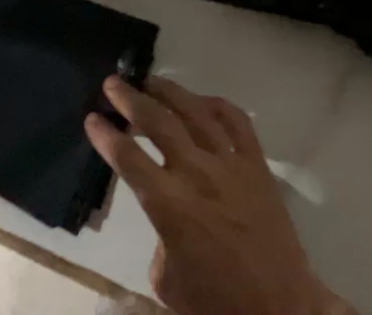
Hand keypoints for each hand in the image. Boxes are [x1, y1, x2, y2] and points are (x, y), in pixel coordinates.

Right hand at [85, 76, 351, 314]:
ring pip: (195, 112)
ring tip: (151, 80)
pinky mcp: (257, 164)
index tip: (92, 118)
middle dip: (130, 99)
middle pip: (157, 122)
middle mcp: (196, 173)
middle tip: (113, 83)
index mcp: (169, 204)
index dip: (106, 136)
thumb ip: (159, 238)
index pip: (128, 158)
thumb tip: (165, 216)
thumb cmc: (217, 301)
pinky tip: (201, 101)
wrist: (280, 306)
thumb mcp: (167, 280)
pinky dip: (217, 105)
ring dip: (169, 92)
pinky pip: (237, 122)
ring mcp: (230, 163)